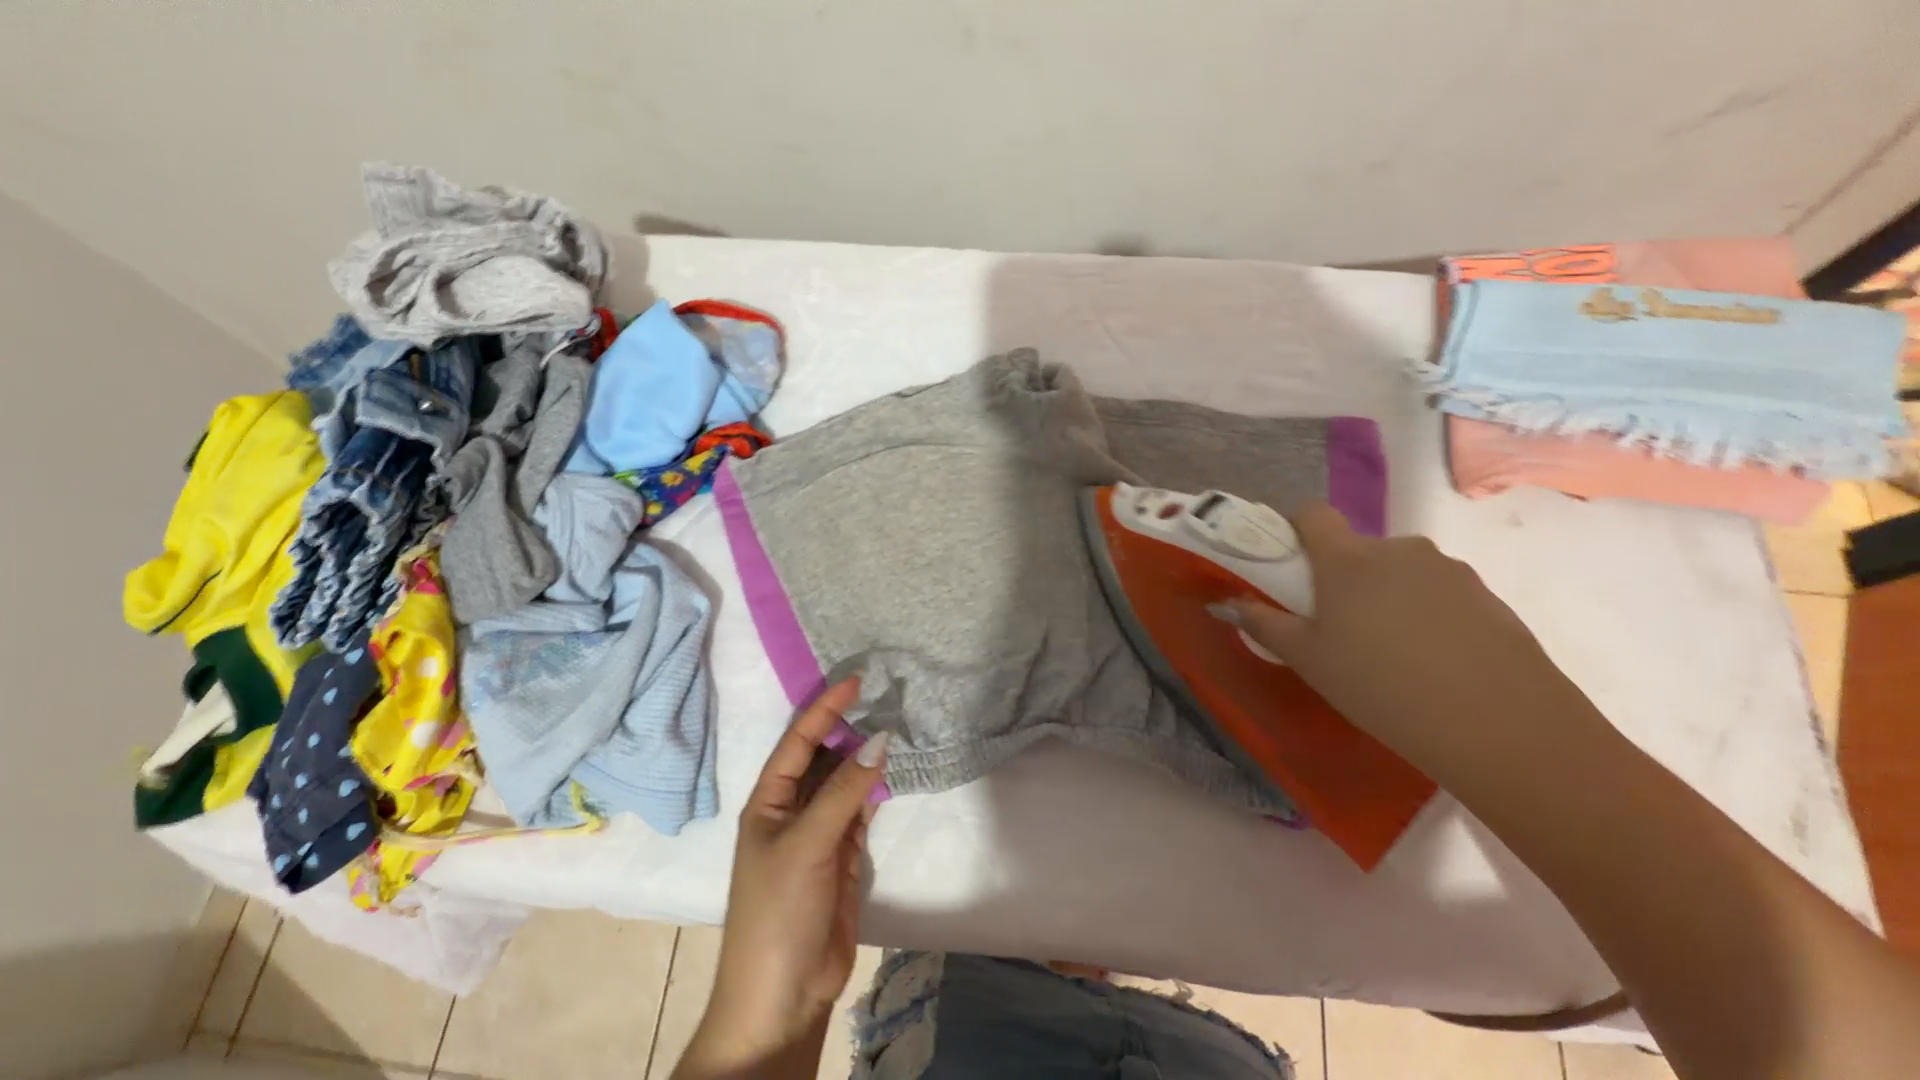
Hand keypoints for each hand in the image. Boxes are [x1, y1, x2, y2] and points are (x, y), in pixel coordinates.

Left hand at [677, 678, 888, 1076]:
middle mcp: (791, 812)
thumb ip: (843, 792)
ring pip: (844, 785)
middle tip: (885, 695)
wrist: (784, 991)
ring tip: (896, 722)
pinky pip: (860, 813)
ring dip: (865, 759)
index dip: (824, 709)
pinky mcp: (842, 859)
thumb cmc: (779, 910)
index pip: (797, 742)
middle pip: (821, 759)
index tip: (857, 679)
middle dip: (847, 729)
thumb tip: (880, 739)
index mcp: (767, 802)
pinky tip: (892, 772)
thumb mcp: (807, 844)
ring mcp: (818, 836)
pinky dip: (875, 793)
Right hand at [1219, 502, 1607, 776]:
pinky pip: (1440, 595)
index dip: (1297, 531)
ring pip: (1402, 574)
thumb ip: (1264, 624)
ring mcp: (1448, 569)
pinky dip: (1429, 617)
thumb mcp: (1309, 660)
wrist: (1497, 722)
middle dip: (1345, 579)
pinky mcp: (1487, 596)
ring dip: (1390, 599)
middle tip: (1342, 632)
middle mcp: (1397, 549)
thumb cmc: (1379, 685)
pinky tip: (1436, 665)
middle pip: (1358, 550)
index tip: (1292, 568)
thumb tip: (1226, 603)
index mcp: (1347, 558)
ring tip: (1395, 657)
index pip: (1312, 513)